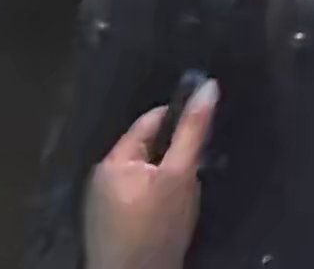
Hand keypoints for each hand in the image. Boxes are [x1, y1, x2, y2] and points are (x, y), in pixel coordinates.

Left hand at [84, 81, 217, 268]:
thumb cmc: (156, 229)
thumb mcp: (180, 174)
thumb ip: (193, 129)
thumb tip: (209, 85)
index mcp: (114, 161)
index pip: (153, 119)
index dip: (181, 120)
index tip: (204, 132)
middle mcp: (104, 177)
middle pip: (151, 144)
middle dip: (177, 149)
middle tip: (198, 164)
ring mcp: (106, 203)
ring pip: (149, 168)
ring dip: (170, 171)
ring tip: (187, 186)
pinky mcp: (114, 223)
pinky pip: (142, 189)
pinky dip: (160, 190)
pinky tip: (173, 207)